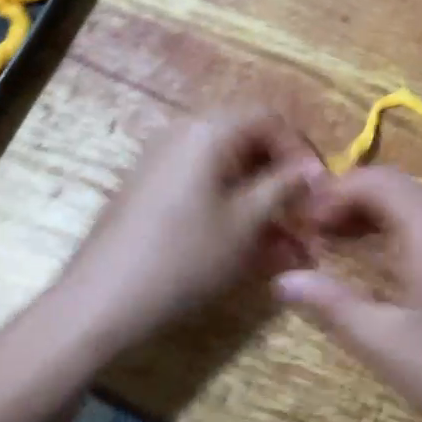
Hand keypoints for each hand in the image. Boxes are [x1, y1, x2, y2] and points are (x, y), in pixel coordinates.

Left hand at [58, 109, 320, 351]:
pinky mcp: (153, 189)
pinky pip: (206, 187)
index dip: (302, 151)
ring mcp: (164, 161)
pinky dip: (234, 209)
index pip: (270, 119)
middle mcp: (184, 133)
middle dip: (283, 179)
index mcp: (208, 130)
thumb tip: (315, 170)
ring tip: (288, 246)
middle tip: (306, 217)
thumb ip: (283, 188)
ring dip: (262, 200)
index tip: (321, 190)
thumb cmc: (182, 257)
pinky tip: (254, 250)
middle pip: (249, 141)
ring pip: (229, 169)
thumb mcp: (245, 224)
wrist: (99, 302)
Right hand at [277, 167, 421, 421]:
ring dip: (379, 220)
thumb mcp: (389, 344)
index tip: (303, 224)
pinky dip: (407, 234)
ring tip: (343, 253)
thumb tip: (284, 280)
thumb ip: (334, 306)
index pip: (377, 178)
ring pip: (421, 206)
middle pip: (399, 188)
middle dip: (353, 204)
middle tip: (315, 239)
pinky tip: (391, 272)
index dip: (334, 193)